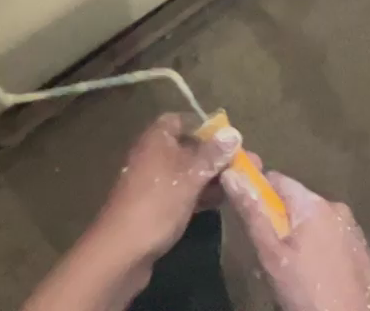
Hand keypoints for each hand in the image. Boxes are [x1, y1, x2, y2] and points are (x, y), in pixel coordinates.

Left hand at [91, 112, 241, 260]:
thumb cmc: (157, 203)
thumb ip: (212, 154)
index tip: (230, 139)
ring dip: (211, 176)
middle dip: (216, 155)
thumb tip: (234, 132)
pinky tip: (221, 202)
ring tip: (242, 184)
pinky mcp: (156, 205)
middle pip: (188, 147)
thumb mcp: (189, 176)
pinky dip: (200, 194)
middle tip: (247, 165)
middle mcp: (153, 154)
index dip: (205, 127)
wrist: (123, 250)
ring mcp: (154, 181)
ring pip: (187, 172)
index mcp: (157, 138)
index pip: (181, 120)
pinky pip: (183, 192)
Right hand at [223, 170, 369, 310]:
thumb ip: (252, 213)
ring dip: (298, 237)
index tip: (247, 219)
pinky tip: (314, 276)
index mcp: (313, 203)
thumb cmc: (308, 293)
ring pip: (312, 222)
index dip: (256, 195)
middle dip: (278, 223)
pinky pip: (330, 238)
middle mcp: (335, 207)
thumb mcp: (272, 256)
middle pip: (294, 202)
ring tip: (291, 271)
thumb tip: (231, 173)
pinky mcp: (361, 251)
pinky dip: (318, 249)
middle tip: (269, 256)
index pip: (275, 179)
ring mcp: (352, 229)